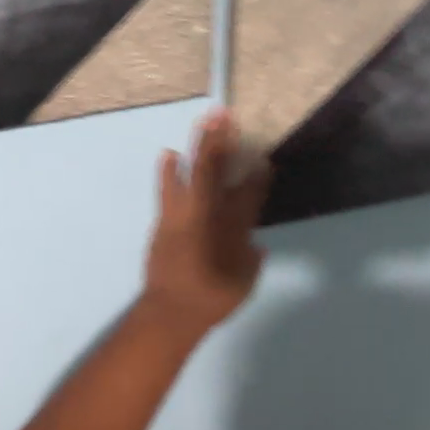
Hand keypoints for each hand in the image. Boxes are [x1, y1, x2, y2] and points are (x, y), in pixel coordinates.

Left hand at [140, 110, 270, 336]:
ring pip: (193, 174)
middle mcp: (209, 216)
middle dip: (222, 142)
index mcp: (234, 229)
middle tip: (226, 115)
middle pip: (217, 173)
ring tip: (203, 120)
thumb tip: (254, 247)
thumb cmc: (211, 301)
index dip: (257, 177)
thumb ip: (249, 259)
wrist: (171, 313)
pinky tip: (168, 154)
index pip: (248, 195)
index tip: (264, 161)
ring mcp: (184, 217)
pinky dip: (168, 172)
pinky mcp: (164, 222)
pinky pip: (167, 190)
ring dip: (199, 145)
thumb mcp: (243, 282)